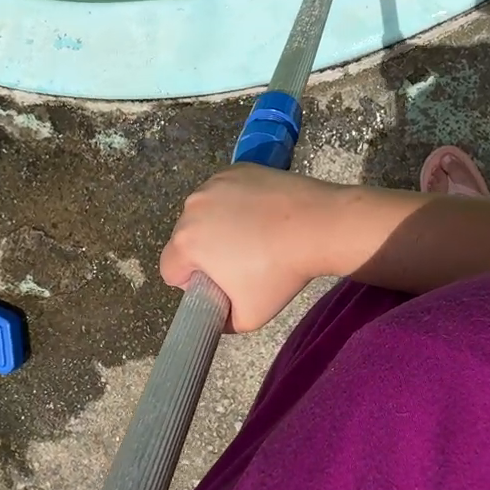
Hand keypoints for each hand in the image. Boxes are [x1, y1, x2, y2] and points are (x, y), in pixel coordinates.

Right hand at [159, 163, 349, 331]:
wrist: (319, 225)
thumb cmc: (280, 272)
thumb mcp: (247, 318)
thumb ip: (219, 321)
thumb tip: (216, 312)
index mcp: (185, 241)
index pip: (171, 270)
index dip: (193, 283)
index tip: (222, 282)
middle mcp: (192, 206)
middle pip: (186, 238)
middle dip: (205, 252)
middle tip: (242, 260)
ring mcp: (216, 182)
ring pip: (205, 212)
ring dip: (219, 224)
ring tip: (255, 234)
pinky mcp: (238, 167)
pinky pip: (225, 192)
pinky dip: (236, 202)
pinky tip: (262, 212)